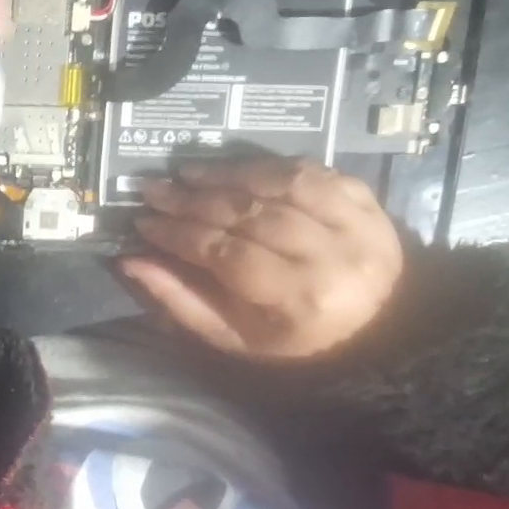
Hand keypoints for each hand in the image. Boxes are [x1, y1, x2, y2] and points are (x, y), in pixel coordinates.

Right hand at [117, 157, 404, 360]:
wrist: (379, 331)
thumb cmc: (293, 342)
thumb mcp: (232, 338)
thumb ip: (180, 300)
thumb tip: (129, 261)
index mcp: (297, 299)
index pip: (226, 253)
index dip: (179, 234)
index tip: (142, 222)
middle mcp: (330, 256)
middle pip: (249, 215)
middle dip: (193, 200)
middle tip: (154, 190)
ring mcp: (354, 223)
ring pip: (280, 185)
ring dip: (227, 174)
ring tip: (186, 172)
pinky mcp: (367, 201)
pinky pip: (312, 172)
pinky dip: (269, 166)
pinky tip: (236, 167)